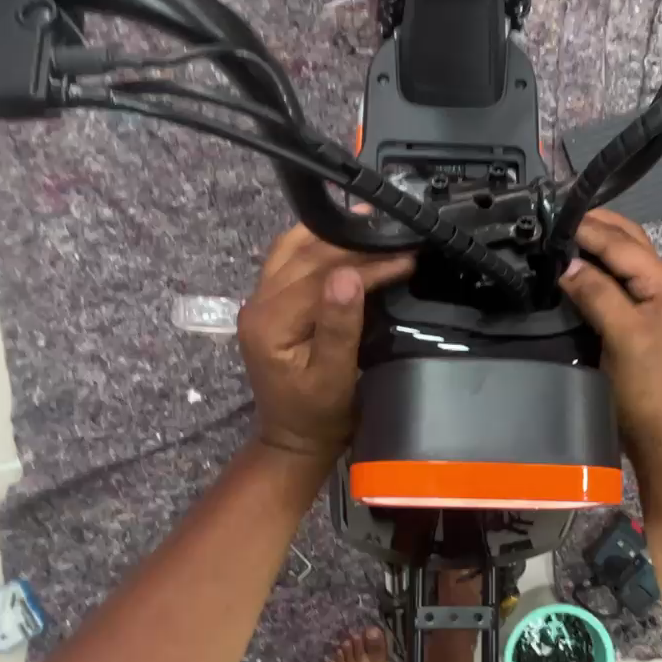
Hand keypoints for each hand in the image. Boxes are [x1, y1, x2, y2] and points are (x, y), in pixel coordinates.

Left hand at [238, 223, 413, 459]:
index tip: (404, 255)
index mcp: (270, 322)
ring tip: (369, 219)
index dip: (364, 263)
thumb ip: (339, 326)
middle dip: (352, 243)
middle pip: (304, 256)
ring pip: (292, 251)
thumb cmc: (319, 417)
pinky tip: (341, 236)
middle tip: (395, 232)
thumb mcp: (334, 378)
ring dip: (330, 234)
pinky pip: (289, 261)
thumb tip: (348, 276)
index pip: (320, 277)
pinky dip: (316, 245)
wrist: (294, 442)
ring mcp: (259, 302)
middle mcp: (257, 304)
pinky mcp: (269, 304)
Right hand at [558, 210, 661, 465]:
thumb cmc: (648, 387)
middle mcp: (659, 284)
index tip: (544, 216)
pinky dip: (589, 271)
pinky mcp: (633, 322)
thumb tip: (566, 263)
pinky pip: (610, 284)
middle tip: (547, 221)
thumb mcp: (624, 336)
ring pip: (617, 260)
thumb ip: (598, 294)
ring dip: (589, 246)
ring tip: (551, 239)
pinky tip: (565, 273)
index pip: (618, 240)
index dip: (584, 227)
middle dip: (590, 226)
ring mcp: (648, 303)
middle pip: (623, 240)